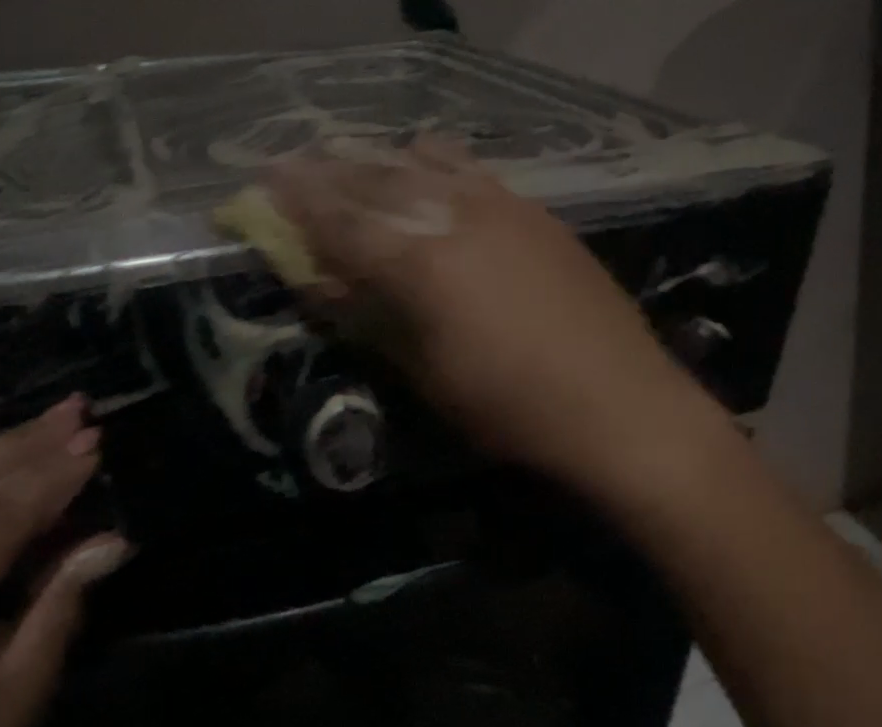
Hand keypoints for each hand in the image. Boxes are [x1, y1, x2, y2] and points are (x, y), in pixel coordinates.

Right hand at [266, 139, 721, 493]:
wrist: (618, 405)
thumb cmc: (511, 411)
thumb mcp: (429, 378)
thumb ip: (375, 323)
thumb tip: (329, 288)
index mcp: (419, 265)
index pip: (341, 221)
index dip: (297, 204)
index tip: (263, 185)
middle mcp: (455, 217)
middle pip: (378, 181)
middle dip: (330, 172)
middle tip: (296, 165)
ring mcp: (501, 207)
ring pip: (426, 164)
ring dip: (382, 161)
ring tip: (357, 164)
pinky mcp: (536, 213)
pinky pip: (473, 170)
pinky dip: (438, 163)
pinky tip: (430, 165)